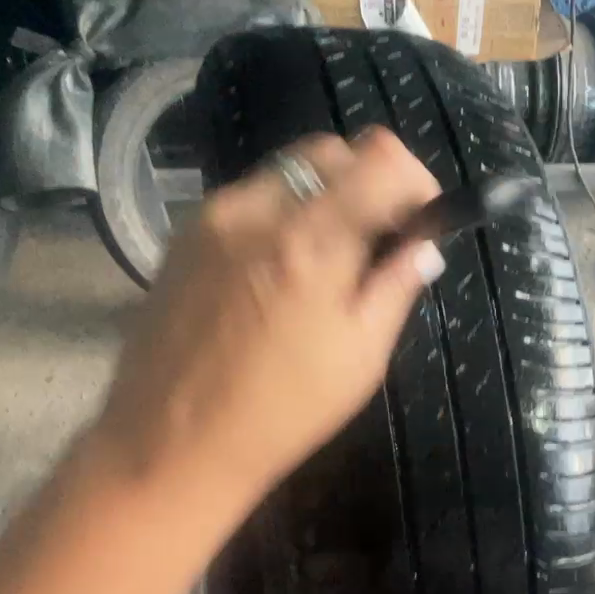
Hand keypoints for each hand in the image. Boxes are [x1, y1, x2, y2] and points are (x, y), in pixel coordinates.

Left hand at [90, 128, 442, 511]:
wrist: (170, 443)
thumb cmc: (283, 411)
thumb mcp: (361, 355)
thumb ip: (396, 287)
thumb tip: (424, 246)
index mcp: (312, 241)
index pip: (379, 157)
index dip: (415, 179)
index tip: (421, 221)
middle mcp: (258, 210)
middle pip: (333, 150)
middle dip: (370, 182)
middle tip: (380, 241)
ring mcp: (213, 217)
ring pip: (288, 170)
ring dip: (326, 197)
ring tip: (331, 260)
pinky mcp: (184, 235)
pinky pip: (250, 198)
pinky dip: (283, 214)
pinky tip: (283, 272)